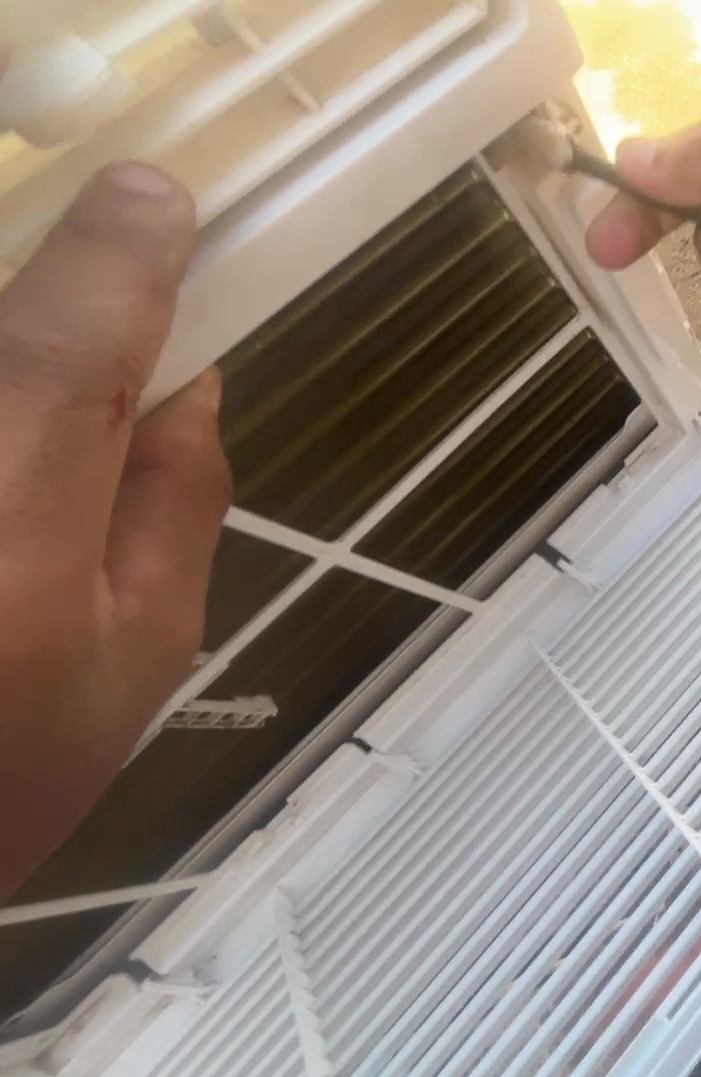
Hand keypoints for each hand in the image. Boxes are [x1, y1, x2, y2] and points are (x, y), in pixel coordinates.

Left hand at [0, 162, 228, 897]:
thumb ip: (176, 504)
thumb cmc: (11, 768)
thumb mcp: (150, 644)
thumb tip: (192, 384)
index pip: (57, 361)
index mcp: (5, 546)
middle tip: (102, 240)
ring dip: (18, 349)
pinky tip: (54, 416)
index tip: (158, 195)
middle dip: (43, 288)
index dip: (117, 267)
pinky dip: (7, 394)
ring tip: (90, 388)